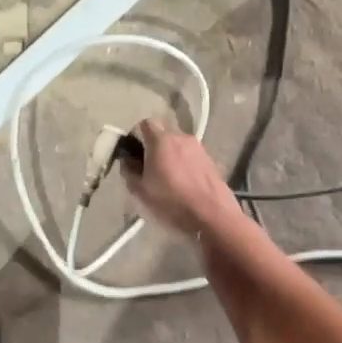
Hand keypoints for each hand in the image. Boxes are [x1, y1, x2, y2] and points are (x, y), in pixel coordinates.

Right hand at [120, 118, 239, 237]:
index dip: (136, 136)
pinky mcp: (212, 162)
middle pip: (163, 133)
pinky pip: (191, 157)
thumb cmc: (171, 204)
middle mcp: (182, 138)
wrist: (213, 219)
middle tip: (148, 168)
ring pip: (178, 145)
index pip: (144, 124)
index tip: (133, 154)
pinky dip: (184, 165)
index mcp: (161, 140)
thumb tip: (128, 160)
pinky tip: (183, 185)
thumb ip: (128, 171)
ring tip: (167, 179)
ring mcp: (200, 149)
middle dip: (153, 146)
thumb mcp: (139, 192)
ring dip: (170, 156)